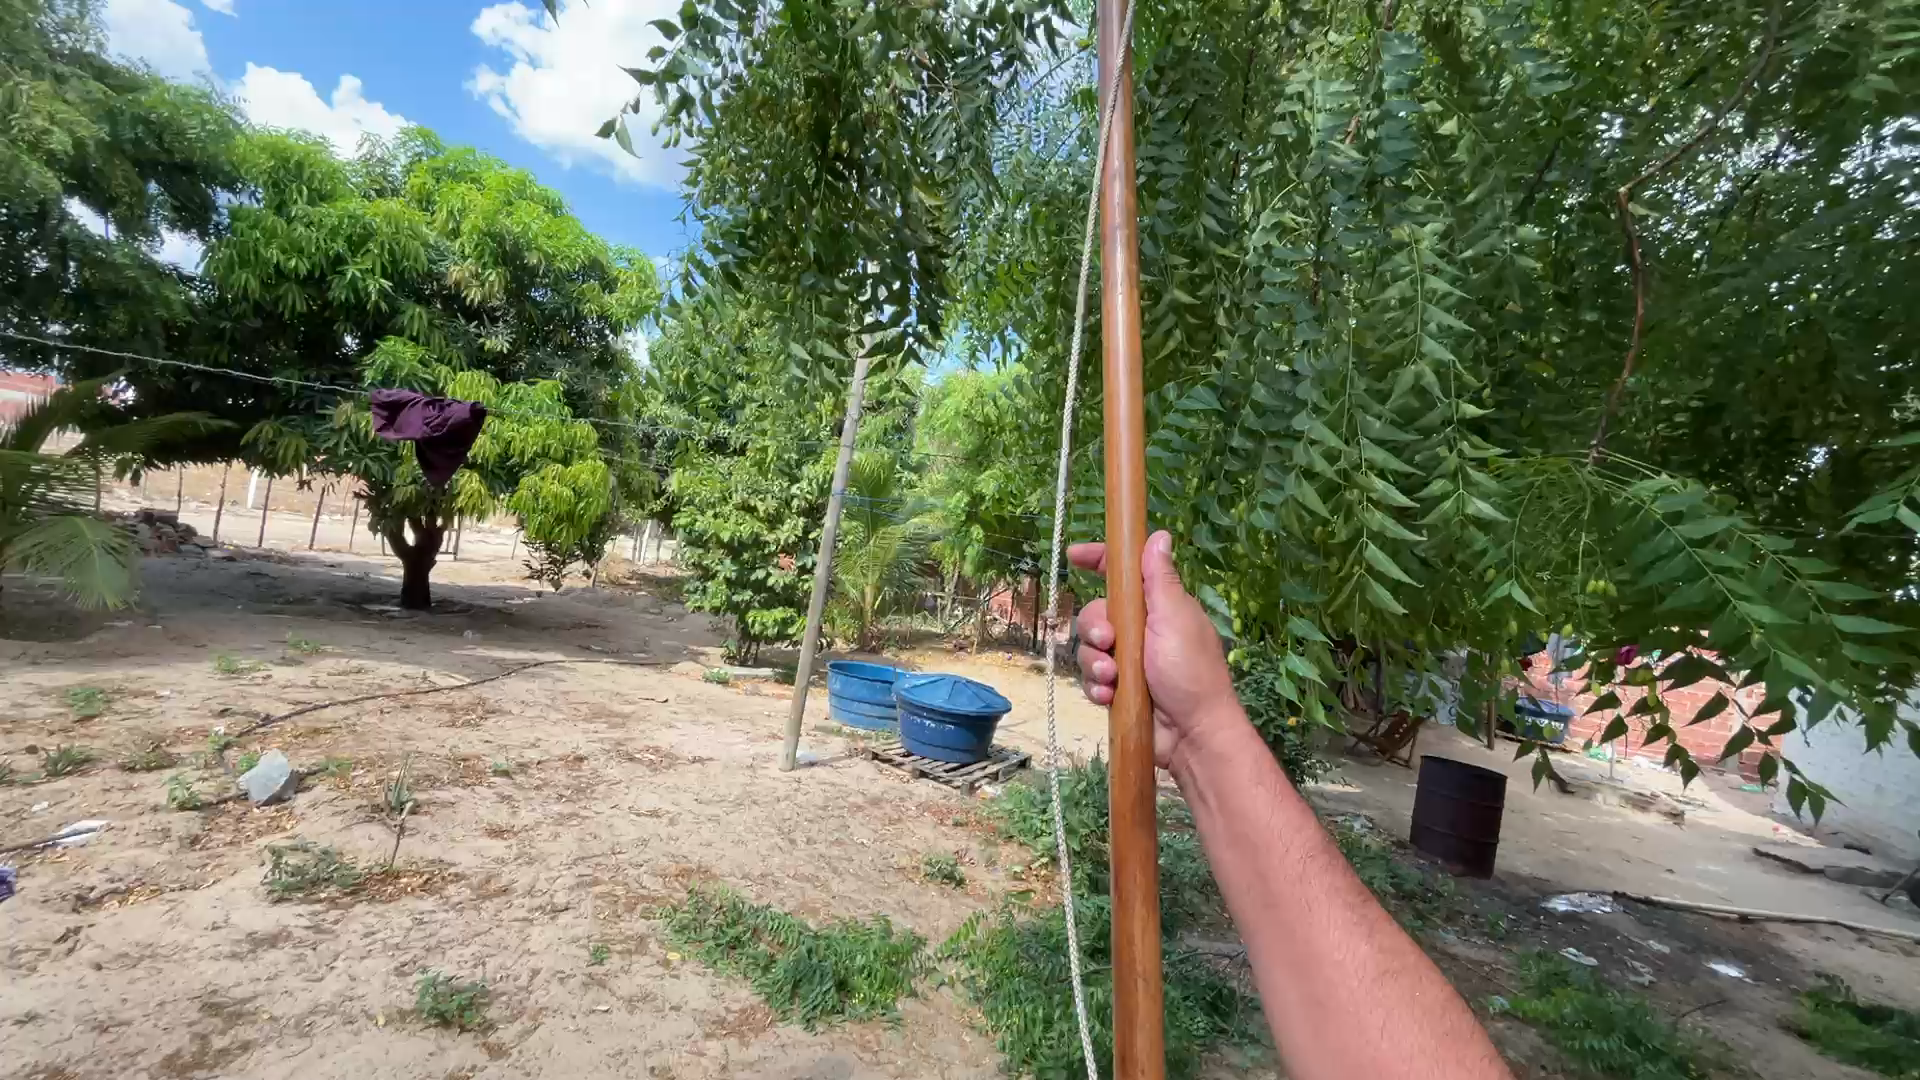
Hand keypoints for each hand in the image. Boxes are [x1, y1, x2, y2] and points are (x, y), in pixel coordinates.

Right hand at [1070, 530, 1242, 771]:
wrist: (1192, 735)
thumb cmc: (1191, 672)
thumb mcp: (1175, 618)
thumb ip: (1160, 579)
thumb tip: (1158, 536)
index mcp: (1156, 607)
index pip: (1122, 574)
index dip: (1098, 560)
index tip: (1075, 555)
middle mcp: (1139, 630)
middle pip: (1095, 613)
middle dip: (1094, 627)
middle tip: (1108, 641)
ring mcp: (1127, 661)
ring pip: (1088, 648)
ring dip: (1096, 663)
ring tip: (1113, 679)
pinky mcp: (1118, 688)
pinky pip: (1091, 679)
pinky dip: (1097, 687)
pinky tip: (1110, 697)